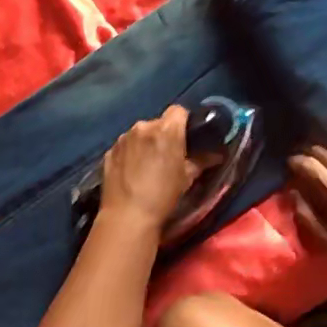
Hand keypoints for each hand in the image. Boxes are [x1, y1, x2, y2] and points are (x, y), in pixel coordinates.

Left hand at [100, 106, 199, 229]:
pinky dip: (130, 153)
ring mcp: (123, 137)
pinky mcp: (110, 150)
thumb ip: (201, 161)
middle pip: (158, 122)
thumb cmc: (162, 196)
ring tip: (147, 165)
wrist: (127, 216)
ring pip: (140, 133)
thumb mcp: (186, 178)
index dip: (184, 121)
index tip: (186, 137)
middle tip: (167, 155)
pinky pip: (125, 145)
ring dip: (145, 143)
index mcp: (166, 130)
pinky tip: (131, 172)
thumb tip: (216, 155)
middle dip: (163, 134)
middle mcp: (143, 126)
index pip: (178, 110)